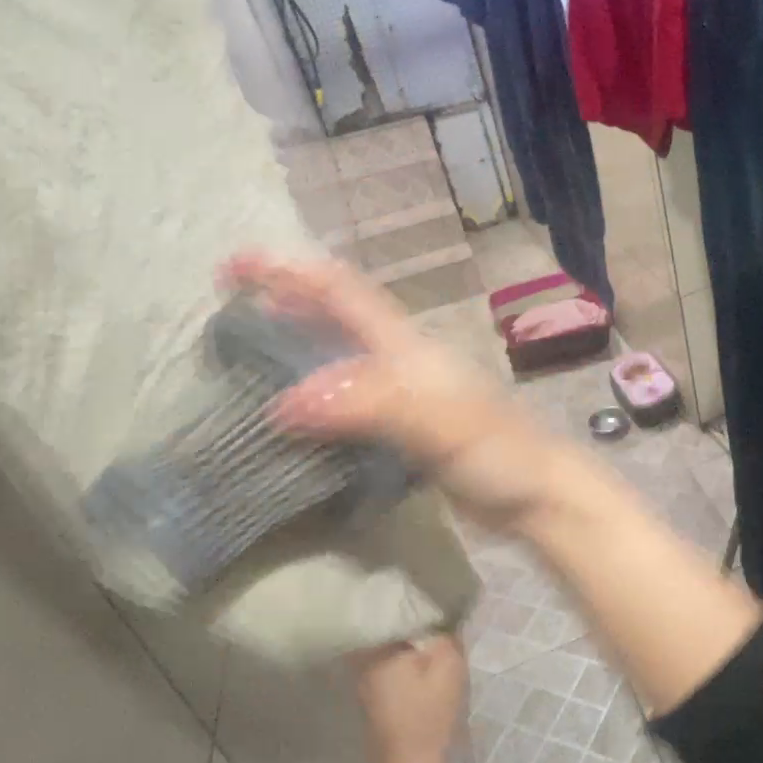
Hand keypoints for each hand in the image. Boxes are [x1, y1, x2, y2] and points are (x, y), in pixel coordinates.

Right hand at [221, 251, 562, 531]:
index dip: (291, 271)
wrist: (538, 496)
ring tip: (242, 360)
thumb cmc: (498, 452)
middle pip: (337, 318)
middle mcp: (402, 363)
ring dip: (295, 351)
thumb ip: (370, 405)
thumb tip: (285, 401)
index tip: (234, 265)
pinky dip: (313, 403)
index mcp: (407, 348)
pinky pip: (346, 406)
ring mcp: (404, 398)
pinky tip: (291, 422)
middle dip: (285, 303)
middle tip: (225, 310)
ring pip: (339, 361)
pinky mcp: (404, 433)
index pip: (343, 292)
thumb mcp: (439, 424)